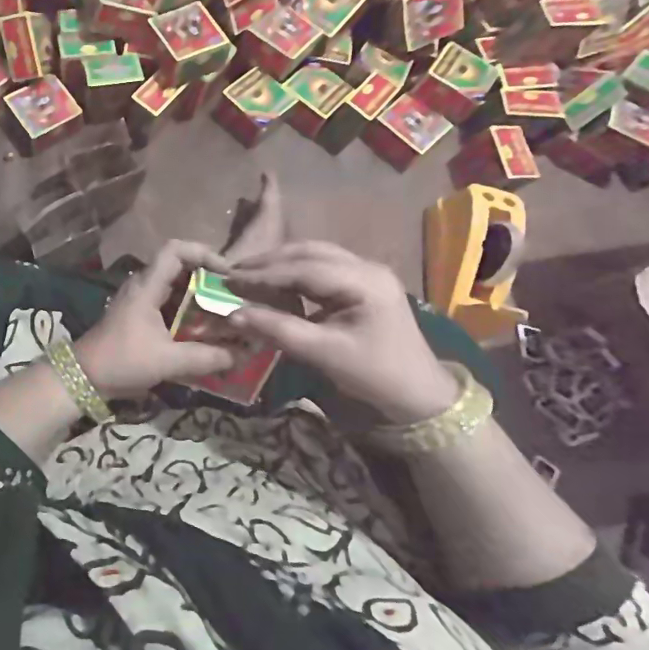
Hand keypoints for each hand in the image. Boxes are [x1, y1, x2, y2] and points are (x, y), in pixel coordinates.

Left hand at [74, 241, 235, 399]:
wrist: (84, 377)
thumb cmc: (122, 361)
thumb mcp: (167, 361)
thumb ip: (205, 357)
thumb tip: (239, 356)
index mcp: (147, 286)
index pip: (175, 249)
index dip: (203, 252)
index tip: (226, 272)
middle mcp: (144, 286)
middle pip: (180, 266)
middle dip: (208, 277)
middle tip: (232, 295)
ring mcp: (140, 301)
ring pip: (176, 286)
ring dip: (200, 295)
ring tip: (225, 311)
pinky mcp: (140, 316)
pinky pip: (169, 303)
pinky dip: (189, 310)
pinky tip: (205, 329)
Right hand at [228, 242, 459, 423]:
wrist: (419, 396)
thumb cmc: (374, 375)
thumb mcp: (324, 354)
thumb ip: (278, 330)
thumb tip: (233, 315)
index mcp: (364, 280)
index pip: (304, 268)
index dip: (264, 273)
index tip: (229, 280)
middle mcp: (367, 267)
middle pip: (310, 253)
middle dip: (269, 262)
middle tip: (232, 273)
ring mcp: (367, 274)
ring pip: (316, 256)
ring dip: (281, 264)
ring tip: (248, 276)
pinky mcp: (363, 285)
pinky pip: (323, 269)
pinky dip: (296, 273)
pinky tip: (276, 284)